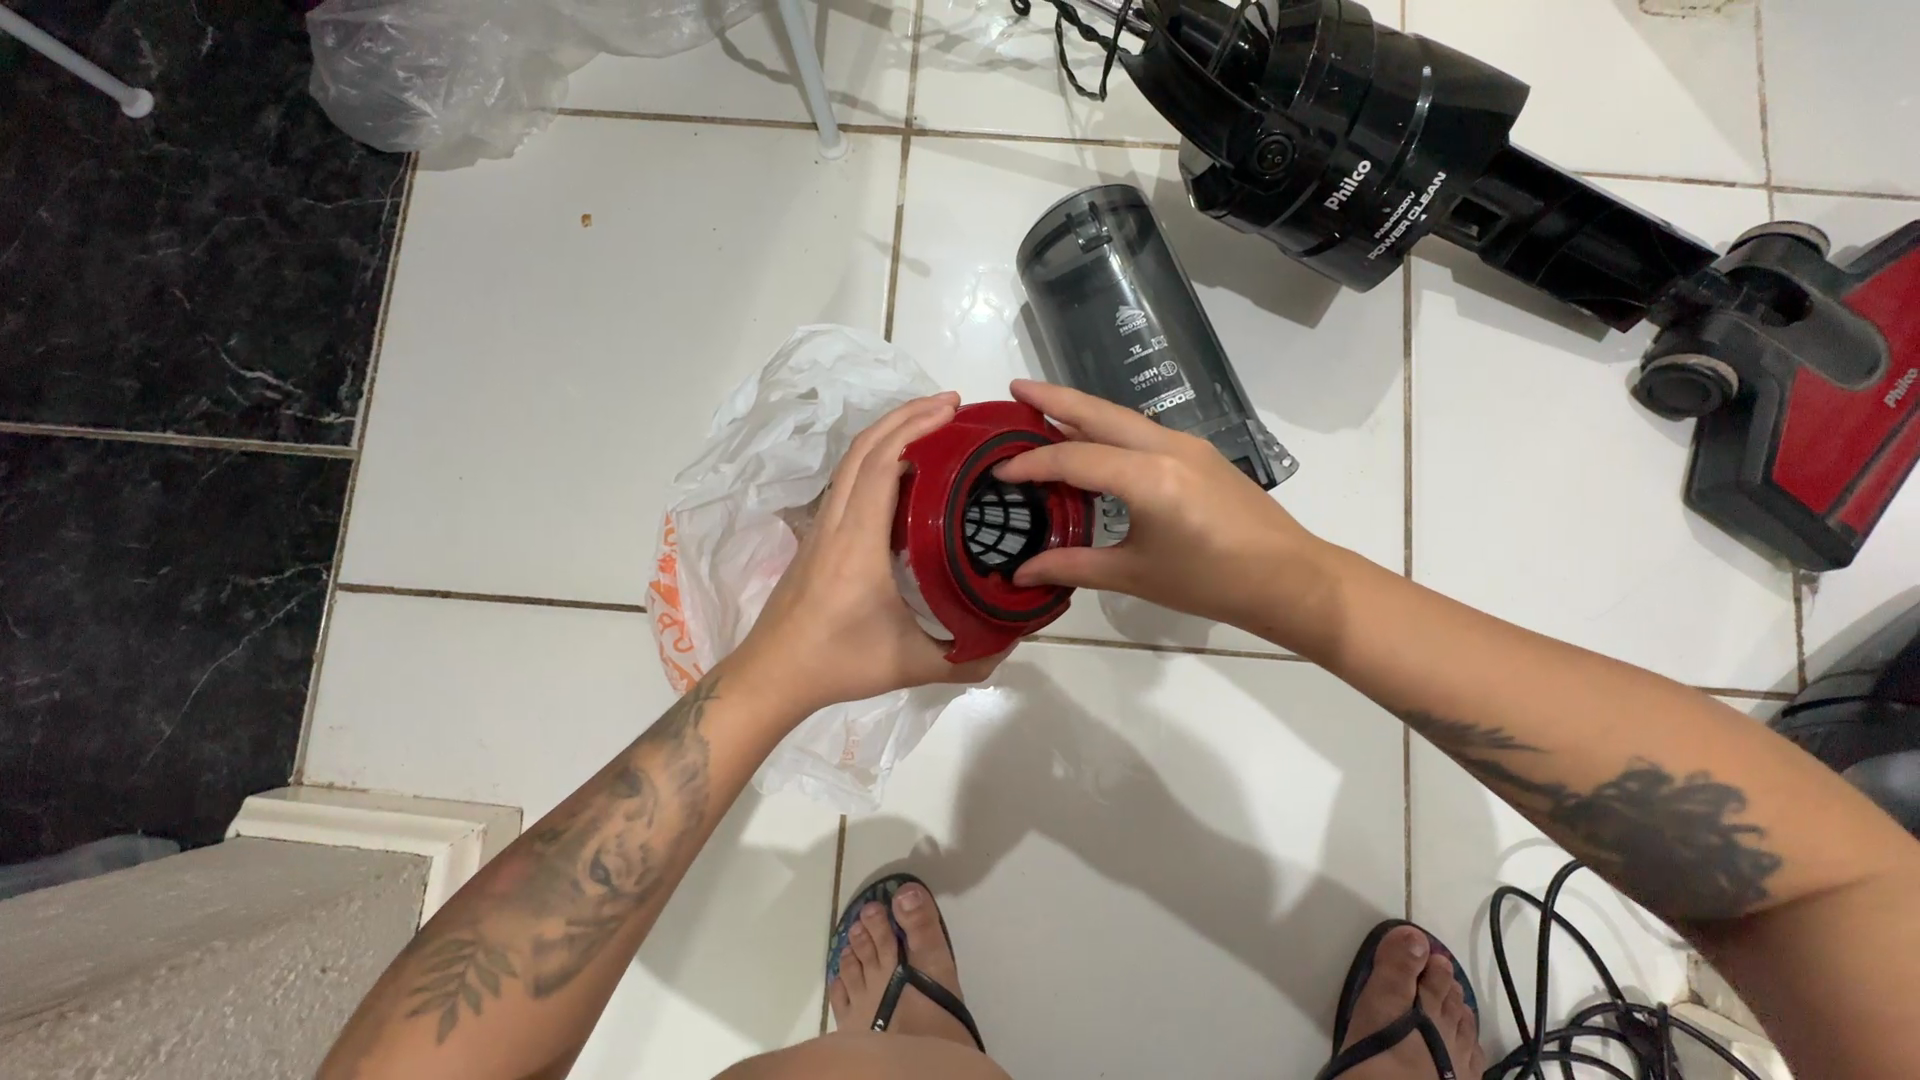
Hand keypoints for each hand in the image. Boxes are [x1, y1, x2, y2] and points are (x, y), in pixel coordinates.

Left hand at [725, 393, 1008, 716]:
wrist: (773, 674)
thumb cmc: (840, 664)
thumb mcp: (912, 665)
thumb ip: (968, 657)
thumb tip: (1014, 641)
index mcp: (858, 543)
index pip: (881, 466)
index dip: (914, 428)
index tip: (951, 411)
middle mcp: (836, 523)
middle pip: (863, 449)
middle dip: (905, 416)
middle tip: (950, 406)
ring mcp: (820, 528)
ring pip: (849, 462)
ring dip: (886, 434)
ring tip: (929, 426)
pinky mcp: (816, 538)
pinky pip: (845, 482)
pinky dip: (873, 459)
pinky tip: (900, 473)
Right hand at [992, 379, 1340, 650]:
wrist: (1288, 578)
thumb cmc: (1210, 581)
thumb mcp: (1134, 575)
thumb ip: (1073, 566)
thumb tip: (1021, 574)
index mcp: (1148, 477)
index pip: (1074, 459)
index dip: (1031, 463)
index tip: (997, 470)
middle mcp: (1166, 447)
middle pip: (1099, 414)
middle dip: (1054, 399)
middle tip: (1014, 388)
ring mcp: (1187, 445)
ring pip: (1123, 418)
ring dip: (1082, 411)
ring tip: (1044, 408)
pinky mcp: (1200, 454)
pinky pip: (1143, 432)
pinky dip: (1109, 431)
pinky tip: (1094, 443)